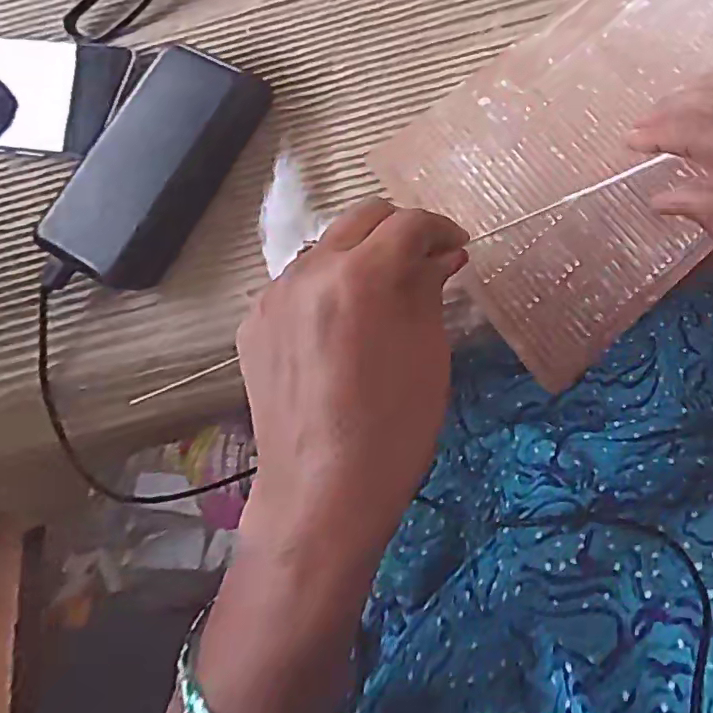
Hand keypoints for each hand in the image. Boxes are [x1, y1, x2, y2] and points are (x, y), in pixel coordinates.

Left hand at [235, 198, 469, 554]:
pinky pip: (299, 283)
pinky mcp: (254, 322)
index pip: (408, 223)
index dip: (441, 229)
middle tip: (426, 259)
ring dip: (362, 254)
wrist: (322, 494)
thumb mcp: (428, 350)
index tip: (458, 248)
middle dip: (401, 229)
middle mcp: (308, 271)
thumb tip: (442, 254)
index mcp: (359, 277)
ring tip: (384, 291)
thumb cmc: (394, 426)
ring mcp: (274, 296)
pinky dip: (329, 284)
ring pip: (327, 246)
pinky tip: (343, 322)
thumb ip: (430, 286)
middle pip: (362, 218)